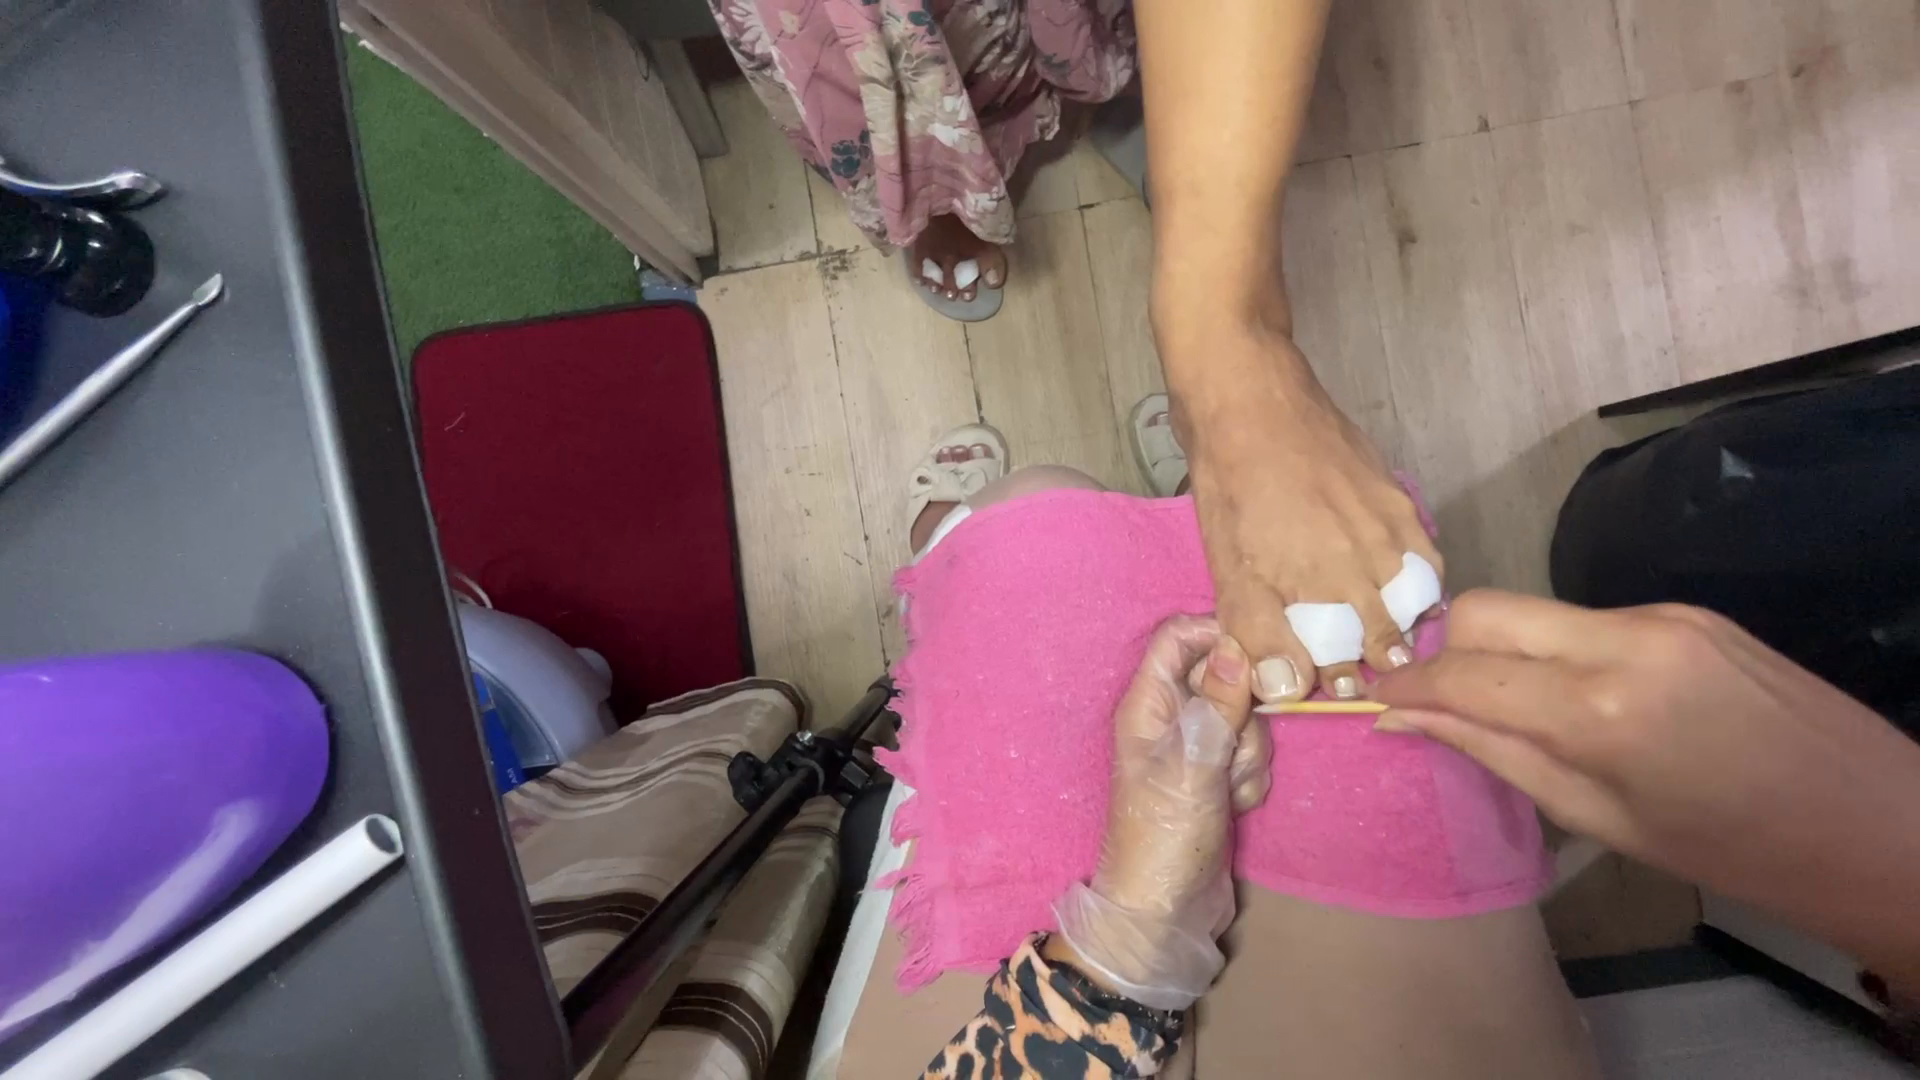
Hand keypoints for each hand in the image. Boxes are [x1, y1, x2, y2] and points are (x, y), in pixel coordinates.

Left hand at [1049, 616, 1263, 1009]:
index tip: (1262, 655)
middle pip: (1223, 675)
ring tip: (1228, 788)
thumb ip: (1216, 704)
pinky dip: (1250, 776)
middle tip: (1235, 747)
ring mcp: (1196, 745)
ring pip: (1244, 716)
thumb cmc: (1164, 833)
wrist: (1165, 910)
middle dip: (1243, 711)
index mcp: (1148, 701)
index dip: (1217, 633)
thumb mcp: (1191, 764)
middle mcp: (1170, 715)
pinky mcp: (1218, 773)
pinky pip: (1249, 752)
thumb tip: (1236, 644)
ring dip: (1247, 752)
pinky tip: (1236, 805)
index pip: (1178, 636)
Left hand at [1171, 325, 1441, 701]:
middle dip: (1378, 654)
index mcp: (1328, 586)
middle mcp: (1374, 562)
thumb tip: (1286, 687)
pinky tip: (1400, 579)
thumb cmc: (1230, 488)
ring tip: (1389, 633)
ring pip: (1416, 593)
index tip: (1341, 686)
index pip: (1352, 656)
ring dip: (1404, 619)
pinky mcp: (1397, 494)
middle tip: (1368, 666)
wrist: (1251, 402)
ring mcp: (1392, 525)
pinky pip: (1422, 551)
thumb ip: (1258, 629)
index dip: (1344, 676)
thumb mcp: (1227, 565)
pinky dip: (1416, 576)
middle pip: (1390, 629)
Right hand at [1371, 590, 1919, 983]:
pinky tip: (1572, 691)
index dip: (1406, 681)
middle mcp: (1625, 640)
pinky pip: (1578, 618)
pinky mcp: (1683, 612)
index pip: (1462, 671)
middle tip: (1437, 693)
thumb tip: (1397, 715)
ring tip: (1508, 700)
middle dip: (1442, 646)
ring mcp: (1659, 616)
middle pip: (1483, 610)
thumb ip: (1486, 749)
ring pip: (1527, 610)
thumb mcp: (1593, 815)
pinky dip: (1549, 649)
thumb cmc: (1732, 850)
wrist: (1892, 832)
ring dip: (1497, 649)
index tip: (1377, 695)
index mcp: (1602, 708)